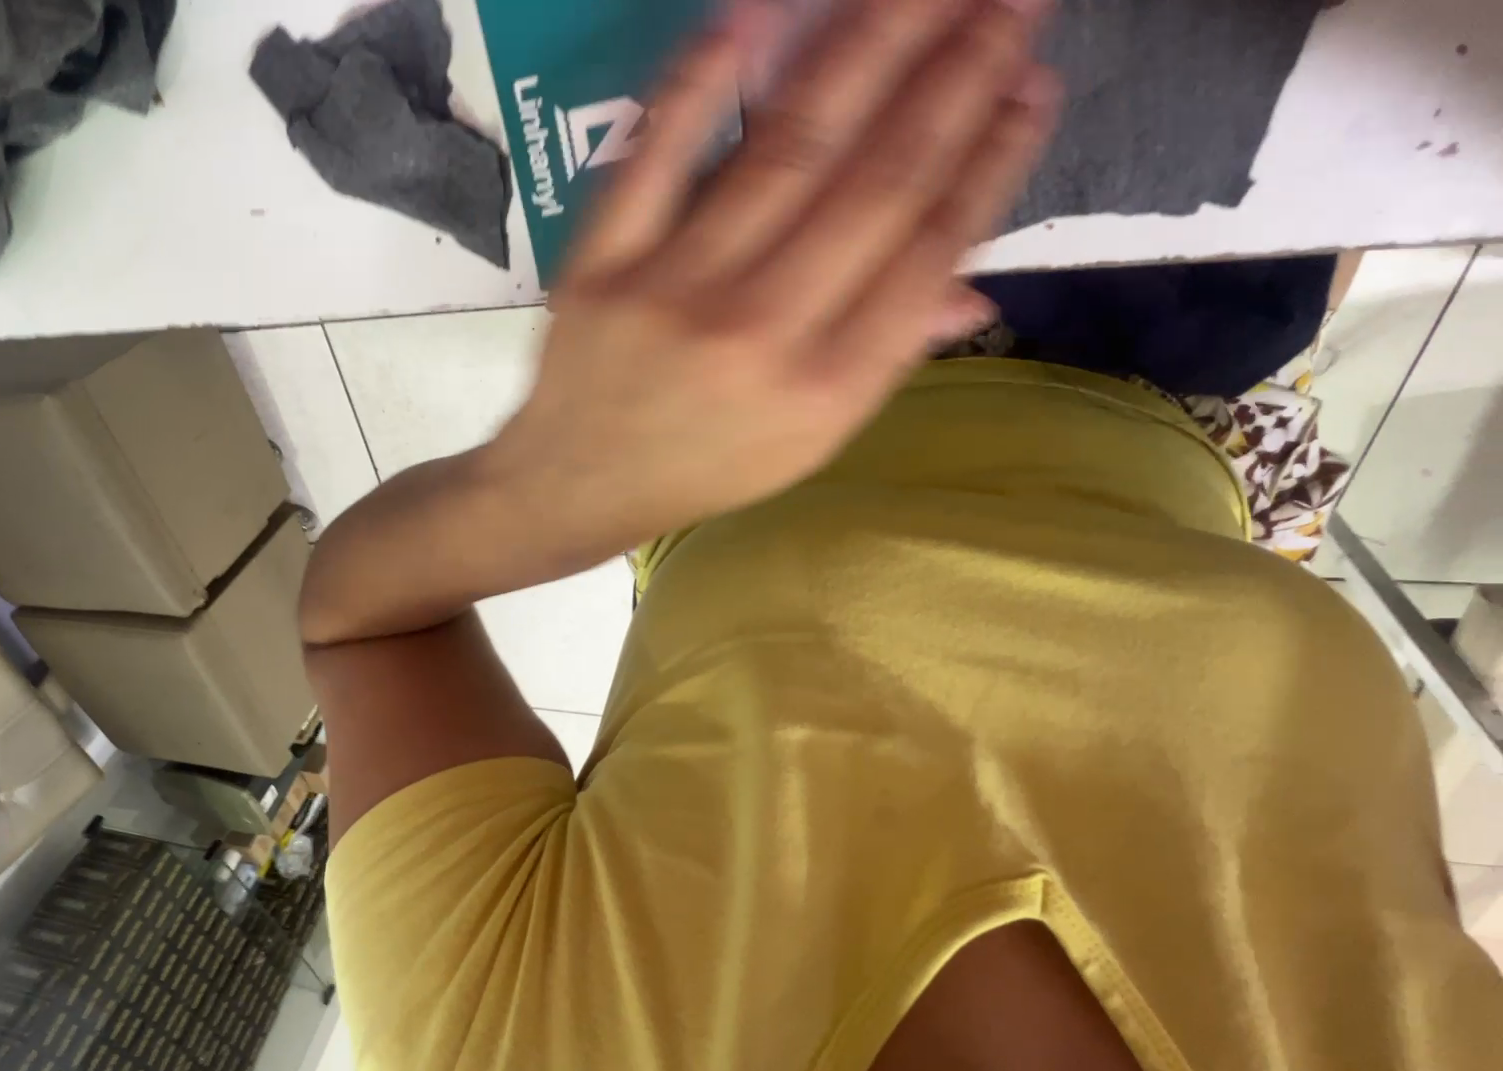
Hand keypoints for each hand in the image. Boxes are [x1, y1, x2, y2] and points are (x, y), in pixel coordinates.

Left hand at [486, 0, 1059, 563]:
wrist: (578, 484)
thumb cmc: (704, 464)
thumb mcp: (808, 441)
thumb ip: (883, 356)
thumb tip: (976, 286)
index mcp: (827, 386)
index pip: (930, 247)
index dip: (992, 155)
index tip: (1033, 83)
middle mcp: (762, 331)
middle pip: (877, 178)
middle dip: (956, 74)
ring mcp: (675, 291)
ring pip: (787, 147)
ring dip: (866, 48)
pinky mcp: (601, 266)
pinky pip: (655, 156)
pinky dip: (702, 82)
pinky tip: (755, 13)